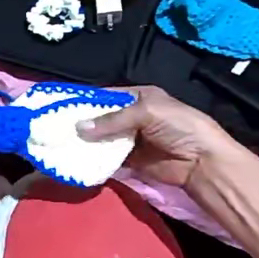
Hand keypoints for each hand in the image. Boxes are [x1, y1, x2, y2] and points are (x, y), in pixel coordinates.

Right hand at [77, 86, 239, 186]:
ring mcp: (130, 140)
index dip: (86, 101)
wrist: (201, 161)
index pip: (107, 96)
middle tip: (57, 128)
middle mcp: (133, 116)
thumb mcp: (146, 113)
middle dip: (83, 124)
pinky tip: (77, 159)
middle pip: (102, 119)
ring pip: (102, 139)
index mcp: (139, 97)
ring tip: (61, 144)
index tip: (62, 107)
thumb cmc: (179, 126)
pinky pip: (108, 158)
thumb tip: (79, 127)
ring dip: (86, 143)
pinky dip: (95, 159)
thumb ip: (113, 120)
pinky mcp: (130, 161)